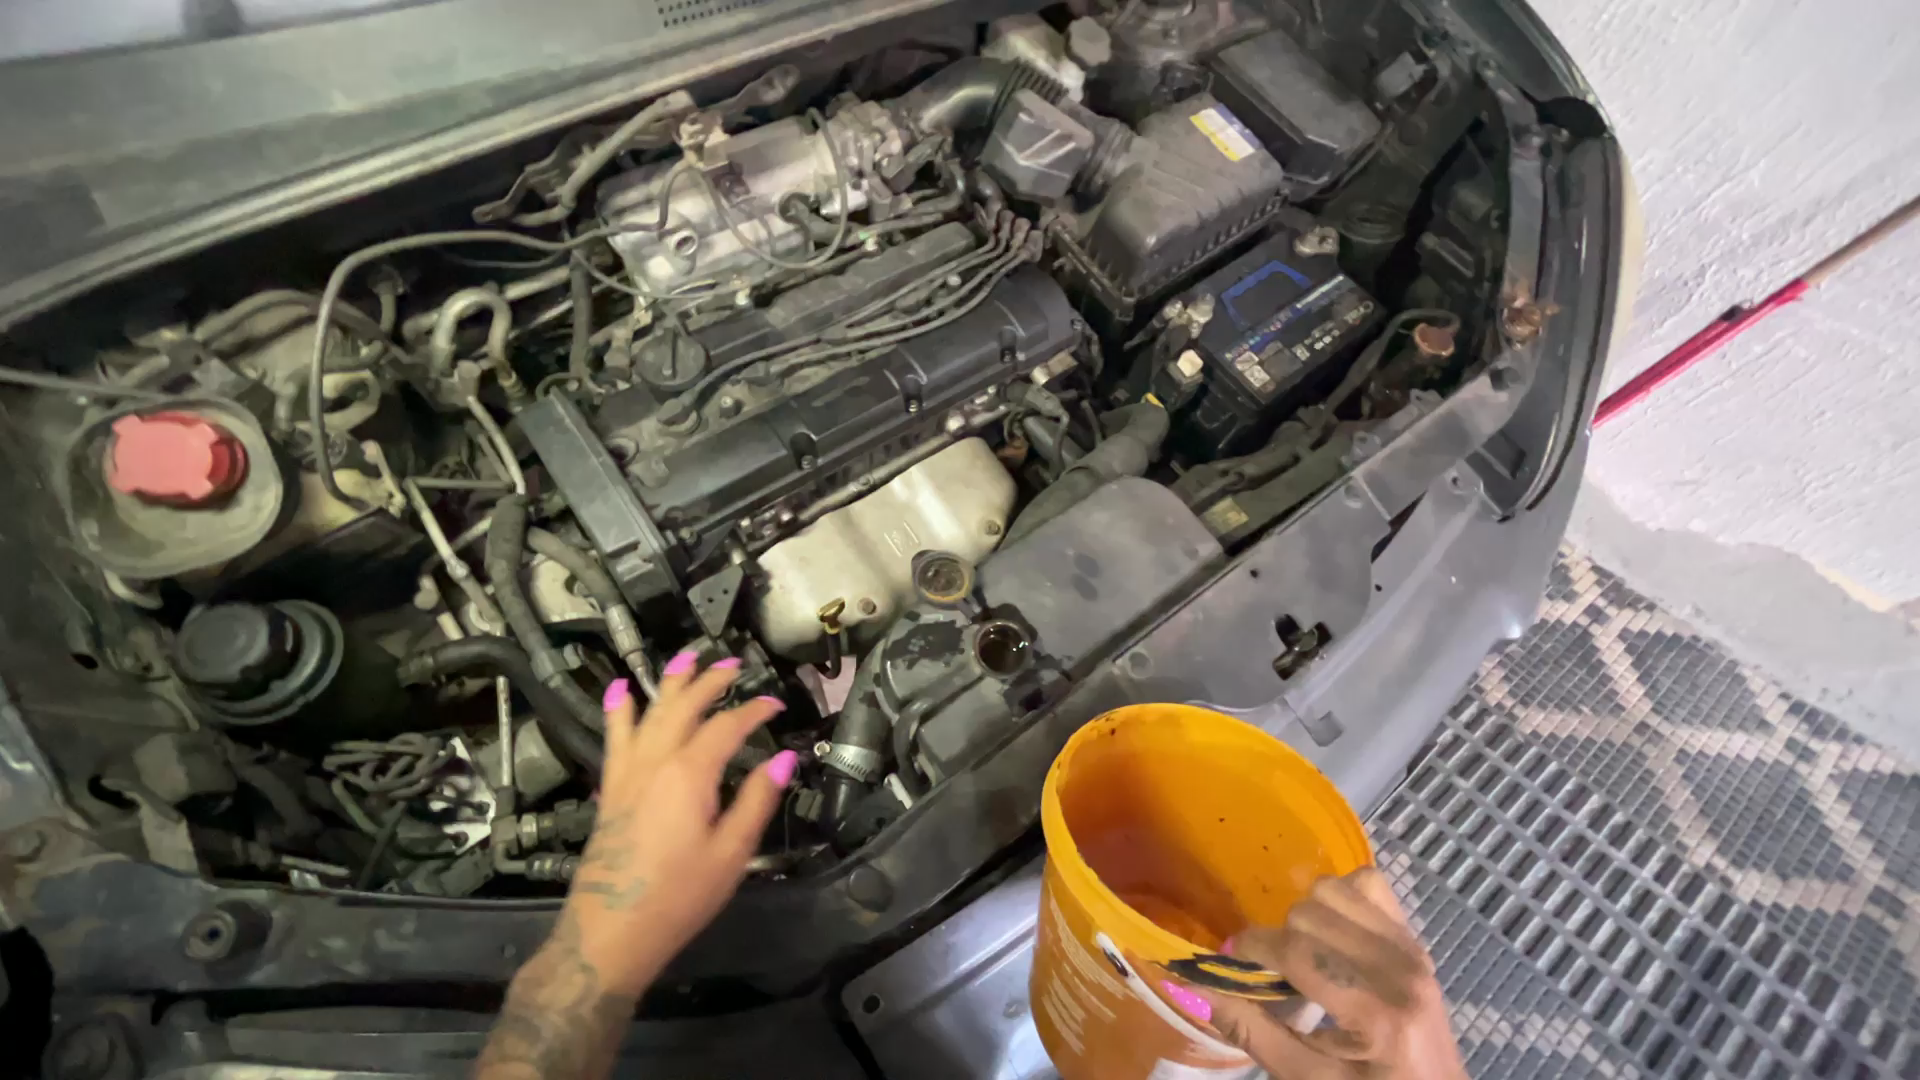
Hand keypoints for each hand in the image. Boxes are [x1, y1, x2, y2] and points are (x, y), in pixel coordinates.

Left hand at [562, 653, 797, 997]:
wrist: (609, 935)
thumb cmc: (678, 896)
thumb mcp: (732, 853)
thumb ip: (757, 800)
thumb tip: (784, 759)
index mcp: (690, 774)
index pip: (727, 726)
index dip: (754, 710)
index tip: (775, 704)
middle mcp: (656, 762)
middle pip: (685, 706)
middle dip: (711, 680)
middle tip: (732, 663)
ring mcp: (628, 773)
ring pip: (650, 712)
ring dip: (669, 682)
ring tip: (684, 656)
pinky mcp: (611, 788)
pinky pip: (614, 737)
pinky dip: (618, 710)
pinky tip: (619, 691)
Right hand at [1200, 868, 1466, 1079]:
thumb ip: (1248, 1027)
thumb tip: (1190, 980)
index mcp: (1378, 1014)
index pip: (1295, 952)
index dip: (1250, 950)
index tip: (1233, 966)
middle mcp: (1401, 970)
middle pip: (1308, 915)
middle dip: (1278, 940)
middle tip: (1275, 973)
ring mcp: (1412, 948)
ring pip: (1332, 890)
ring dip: (1306, 916)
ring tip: (1305, 953)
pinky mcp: (1415, 937)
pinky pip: (1368, 884)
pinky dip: (1340, 897)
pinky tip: (1332, 931)